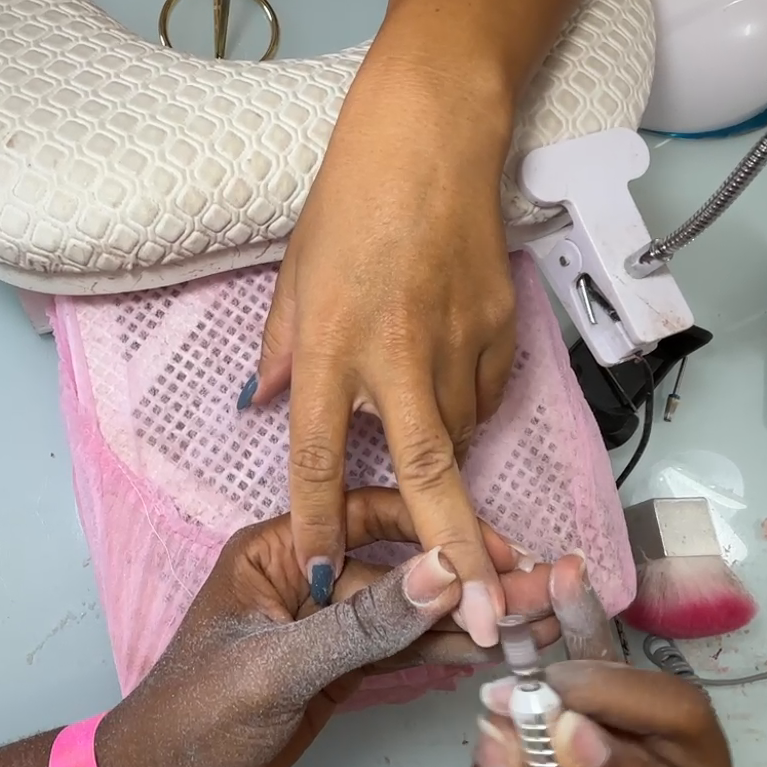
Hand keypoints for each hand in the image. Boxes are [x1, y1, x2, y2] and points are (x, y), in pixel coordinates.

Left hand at [95, 488, 565, 766]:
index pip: (367, 516)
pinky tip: (489, 648)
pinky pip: (397, 647)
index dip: (434, 527)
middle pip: (398, 566)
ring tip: (534, 619)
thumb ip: (361, 623)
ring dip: (463, 617)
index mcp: (280, 549)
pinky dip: (440, 650)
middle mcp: (309, 573)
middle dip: (464, 578)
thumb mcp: (279, 666)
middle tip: (540, 588)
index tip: (499, 548)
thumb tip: (444, 569)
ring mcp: (327, 620)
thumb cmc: (198, 713)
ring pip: (405, 610)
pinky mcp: (339, 661)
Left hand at [249, 61, 518, 647]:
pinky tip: (447, 371)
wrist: (430, 142)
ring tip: (420, 414)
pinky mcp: (504, 330)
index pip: (316, 459)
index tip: (325, 584)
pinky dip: (466, 405)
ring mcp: (460, 345)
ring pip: (462, 435)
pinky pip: (486, 396)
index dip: (317, 527)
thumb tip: (262, 407)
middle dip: (456, 558)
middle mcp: (397, 360)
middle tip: (487, 624)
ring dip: (444, 456)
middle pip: (428, 473)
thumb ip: (281, 354)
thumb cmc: (346, 208)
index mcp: (330, 349)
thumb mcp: (294, 280)